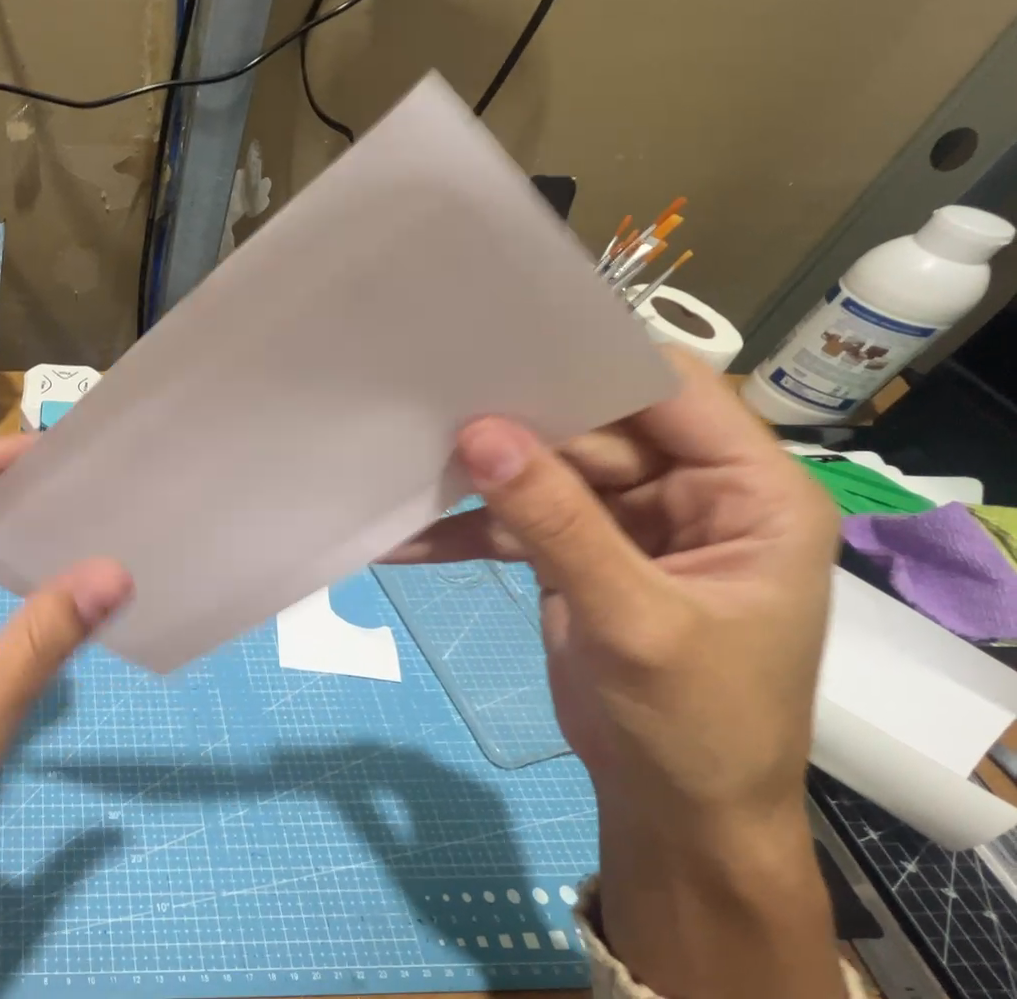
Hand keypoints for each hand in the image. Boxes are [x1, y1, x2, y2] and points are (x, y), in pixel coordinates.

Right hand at [389, 350, 845, 996]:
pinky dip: (465, 533)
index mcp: (747, 491)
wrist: (675, 810)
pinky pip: (516, 526)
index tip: (505, 339)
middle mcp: (689, 495)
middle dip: (516, 425)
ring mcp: (626, 527)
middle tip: (429, 400)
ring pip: (544, 477)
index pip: (675, 393)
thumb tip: (478, 434)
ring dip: (478, 481)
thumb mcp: (633, 618)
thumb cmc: (696, 720)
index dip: (596, 362)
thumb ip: (557, 522)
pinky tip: (404, 537)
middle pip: (593, 432)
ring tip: (402, 464)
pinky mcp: (577, 559)